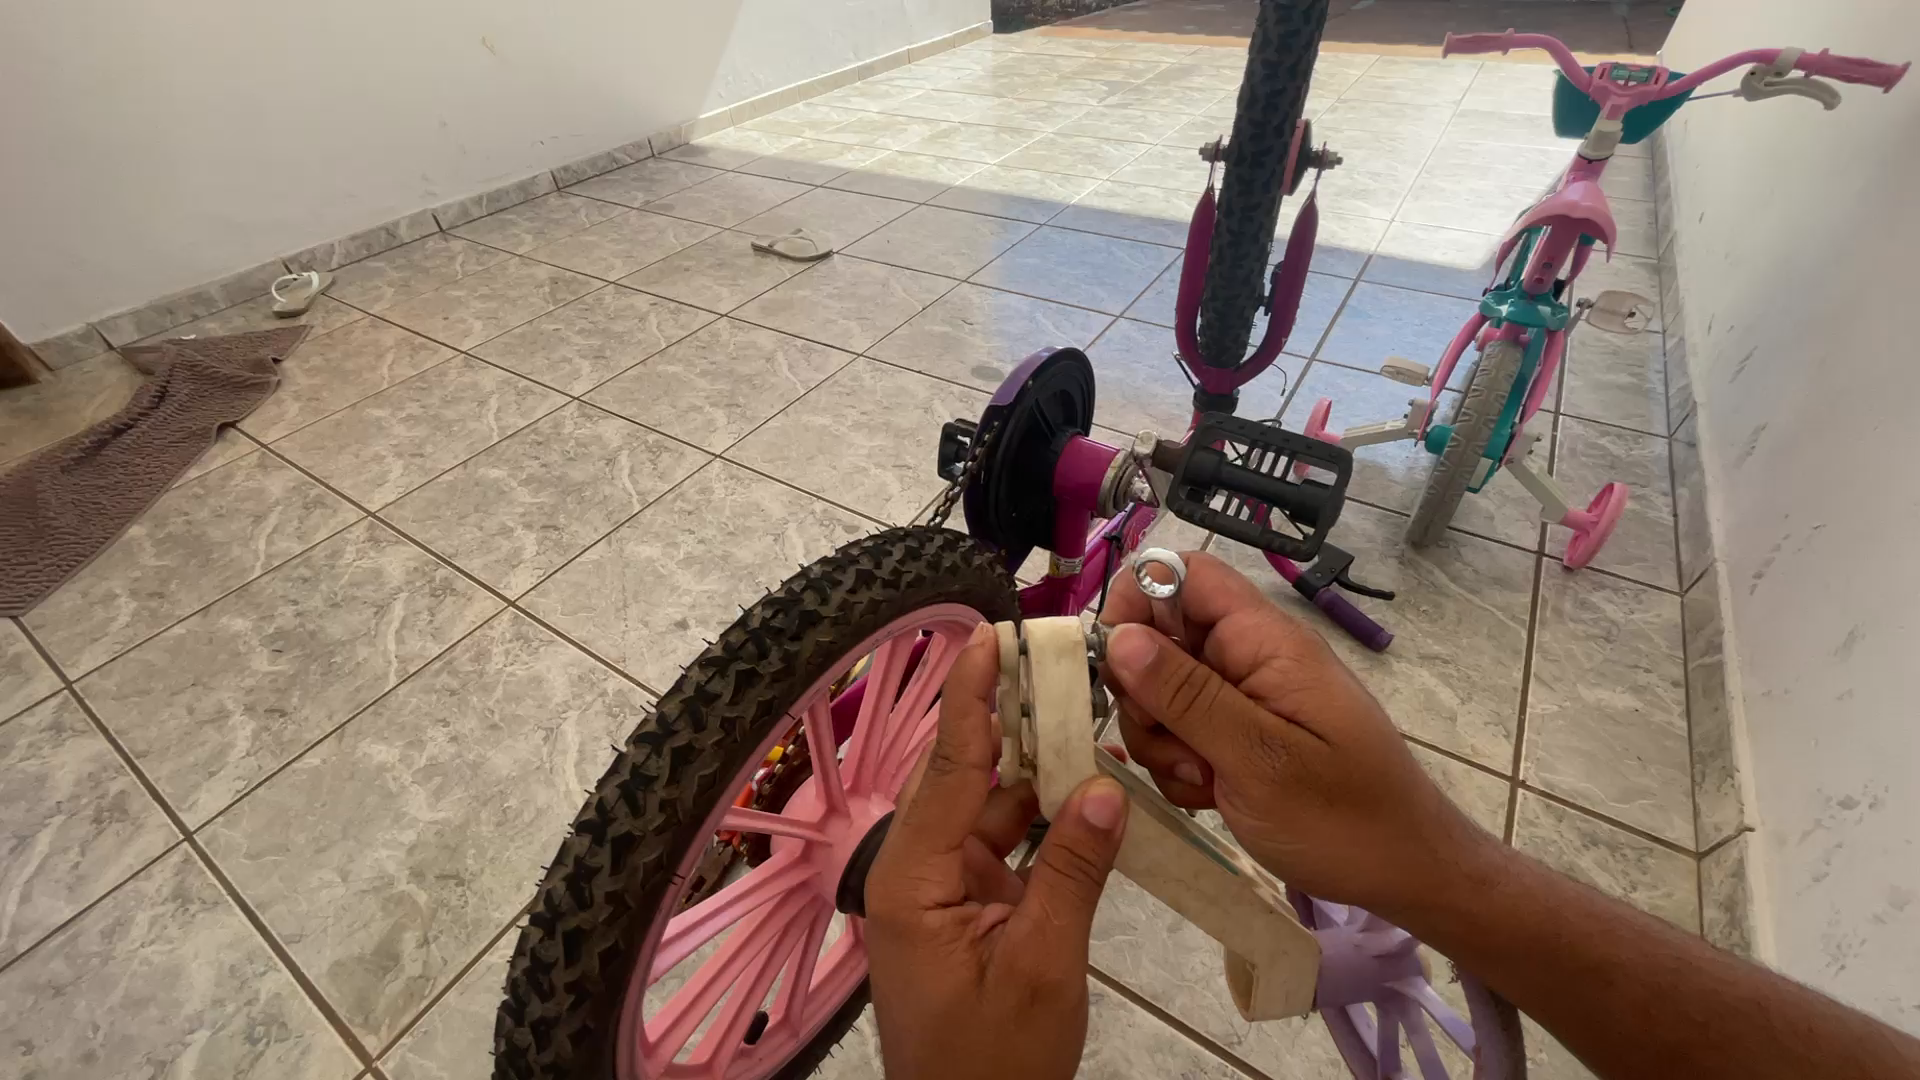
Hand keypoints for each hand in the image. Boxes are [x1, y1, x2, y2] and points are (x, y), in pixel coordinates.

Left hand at [864, 623, 1128, 1079]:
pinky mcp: (964, 898)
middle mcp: (917, 863)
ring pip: (989, 802)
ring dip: (1034, 767)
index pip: (950, 763)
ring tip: (1079, 716)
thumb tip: (1107, 788)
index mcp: (914, 873)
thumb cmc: (996, 1063)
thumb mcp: (1043, 966)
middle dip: (1008, 718)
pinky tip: (1081, 788)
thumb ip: (1073, 870)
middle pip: (965, 772)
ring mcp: (941, 880)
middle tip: (1049, 663)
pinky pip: (1002, 836)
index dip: (971, 694)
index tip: (988, 635)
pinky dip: (1040, 815)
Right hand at [1098, 551, 1492, 917]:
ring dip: (1159, 738)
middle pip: (1158, 638)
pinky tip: (1208, 793)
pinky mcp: (1230, 734)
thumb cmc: (1345, 818)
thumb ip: (1186, 695)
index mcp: (1263, 640)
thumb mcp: (1259, 758)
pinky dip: (1175, 764)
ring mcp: (1237, 697)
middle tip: (1170, 741)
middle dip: (1144, 692)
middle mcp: (1245, 657)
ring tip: (1202, 777)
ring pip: (1157, 692)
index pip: (1185, 574)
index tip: (1113, 657)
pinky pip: (1174, 732)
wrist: (1403, 877)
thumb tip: (1118, 636)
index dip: (1138, 599)